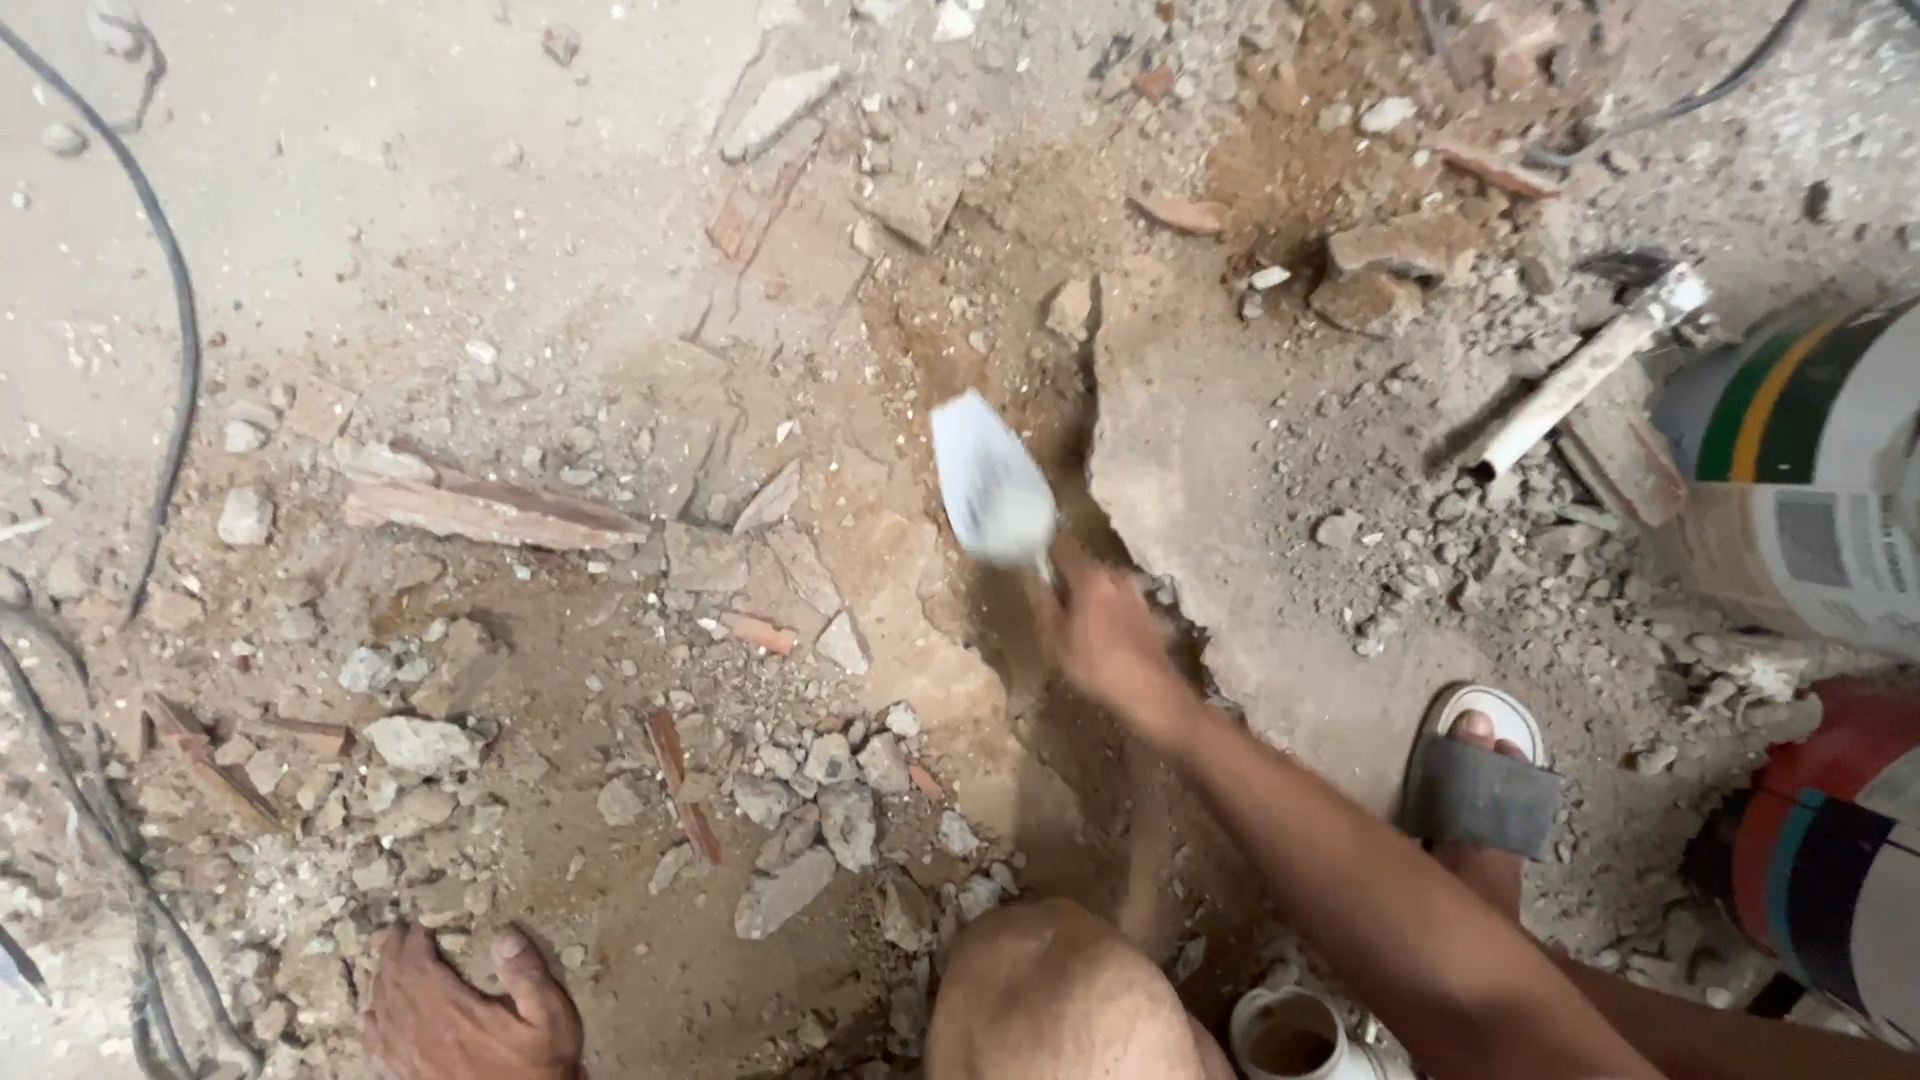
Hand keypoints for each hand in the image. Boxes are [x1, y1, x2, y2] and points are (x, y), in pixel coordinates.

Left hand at [365, 921, 582, 1079]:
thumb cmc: (541, 1061)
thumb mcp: (549, 1013)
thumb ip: (527, 973)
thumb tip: (503, 933)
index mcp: (456, 1015)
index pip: (423, 973)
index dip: (415, 946)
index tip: (417, 924)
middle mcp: (425, 1037)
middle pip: (397, 991)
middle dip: (392, 958)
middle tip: (391, 932)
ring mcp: (413, 1064)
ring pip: (383, 1019)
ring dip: (379, 986)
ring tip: (380, 963)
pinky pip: (379, 1052)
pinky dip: (371, 1029)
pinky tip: (370, 1019)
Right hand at [1025, 543, 1199, 750]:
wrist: (1148, 689)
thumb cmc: (1095, 663)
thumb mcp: (1055, 638)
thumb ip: (1042, 601)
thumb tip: (1033, 576)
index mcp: (1090, 576)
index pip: (1063, 547)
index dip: (1046, 553)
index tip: (1035, 567)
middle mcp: (1115, 575)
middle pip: (1083, 565)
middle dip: (1067, 579)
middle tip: (1054, 606)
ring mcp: (1135, 592)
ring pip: (1102, 583)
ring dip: (1088, 594)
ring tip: (1077, 623)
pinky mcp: (1146, 610)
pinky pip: (1117, 598)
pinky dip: (1106, 606)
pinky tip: (1101, 634)